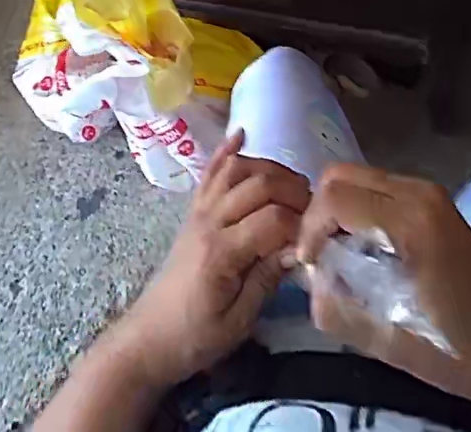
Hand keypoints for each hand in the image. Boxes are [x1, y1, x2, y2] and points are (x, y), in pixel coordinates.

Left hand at [105, 129, 310, 387]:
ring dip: (268, 167)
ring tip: (295, 183)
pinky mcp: (193, 210)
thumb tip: (299, 248)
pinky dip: (226, 151)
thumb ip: (267, 279)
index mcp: (222, 252)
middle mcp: (209, 220)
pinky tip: (241, 134)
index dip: (301, 224)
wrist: (151, 334)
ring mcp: (198, 211)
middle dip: (292, 188)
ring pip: (234, 170)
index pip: (271, 220)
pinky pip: (209, 173)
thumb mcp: (239, 321)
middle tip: (316, 208)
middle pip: (256, 184)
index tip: (318, 238)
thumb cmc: (197, 336)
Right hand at [296, 165, 470, 431]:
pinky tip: (364, 244)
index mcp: (412, 222)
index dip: (309, 227)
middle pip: (339, 174)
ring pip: (354, 175)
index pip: (334, 197)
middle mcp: (418, 192)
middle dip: (318, 211)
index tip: (308, 263)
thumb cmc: (465, 352)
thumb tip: (305, 284)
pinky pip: (374, 184)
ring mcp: (427, 190)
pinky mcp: (431, 198)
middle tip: (319, 253)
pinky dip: (355, 205)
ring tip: (338, 250)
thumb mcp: (397, 345)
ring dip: (335, 207)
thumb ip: (341, 313)